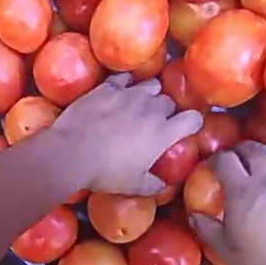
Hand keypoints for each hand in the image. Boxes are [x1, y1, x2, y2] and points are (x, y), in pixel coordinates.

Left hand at [42, 74, 204, 194]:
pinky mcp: (108, 88)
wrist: (72, 153)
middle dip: (168, 109)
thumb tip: (164, 185)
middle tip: (158, 120)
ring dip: (150, 92)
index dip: (193, 122)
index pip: (193, 119)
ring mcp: (129, 95)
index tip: (188, 127)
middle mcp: (151, 109)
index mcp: (163, 133)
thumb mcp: (134, 186)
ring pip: (151, 84)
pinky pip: (123, 78)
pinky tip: (119, 90)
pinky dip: (125, 83)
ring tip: (141, 102)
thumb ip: (153, 185)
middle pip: (170, 101)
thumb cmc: (106, 173)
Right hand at [189, 141, 265, 264]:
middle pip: (256, 149)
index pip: (226, 160)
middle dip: (242, 149)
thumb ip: (206, 228)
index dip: (216, 159)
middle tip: (235, 158)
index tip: (212, 165)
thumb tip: (195, 215)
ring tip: (259, 191)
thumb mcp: (224, 250)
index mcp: (243, 192)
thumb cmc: (259, 264)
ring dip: (265, 173)